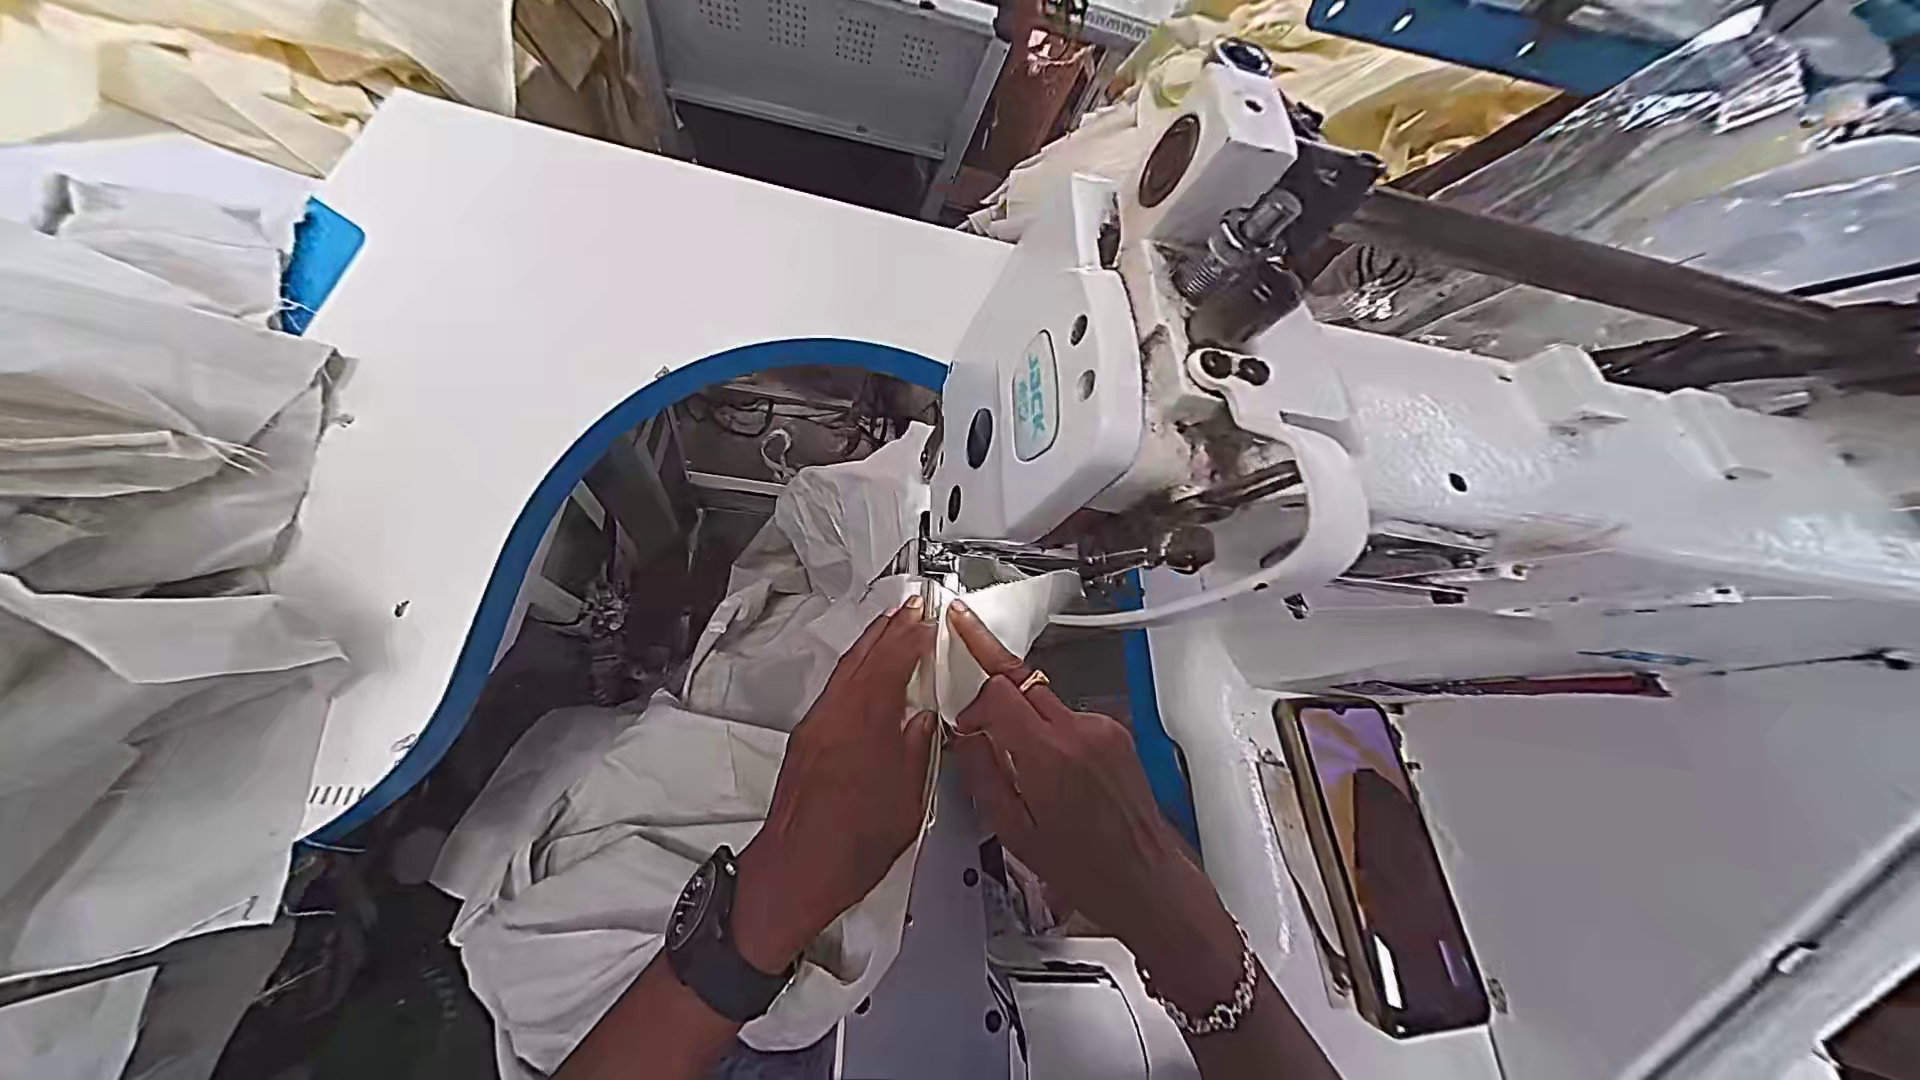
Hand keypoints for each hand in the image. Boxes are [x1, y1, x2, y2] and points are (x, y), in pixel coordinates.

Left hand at [731, 598, 937, 974]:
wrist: (792, 874)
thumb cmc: (849, 849)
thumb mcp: (905, 805)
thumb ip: (916, 753)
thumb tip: (922, 720)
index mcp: (866, 730)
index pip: (892, 666)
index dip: (912, 639)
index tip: (928, 619)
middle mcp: (837, 718)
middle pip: (867, 657)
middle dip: (892, 628)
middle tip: (912, 606)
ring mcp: (818, 724)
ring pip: (847, 667)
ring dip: (872, 640)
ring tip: (892, 623)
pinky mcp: (806, 736)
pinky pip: (835, 684)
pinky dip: (855, 664)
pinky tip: (866, 664)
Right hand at [947, 600, 1242, 1010]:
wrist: (1144, 878)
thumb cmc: (1084, 867)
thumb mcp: (1013, 829)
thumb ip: (981, 771)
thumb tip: (964, 737)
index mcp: (1048, 754)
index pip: (999, 688)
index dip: (973, 694)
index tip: (963, 705)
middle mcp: (1078, 730)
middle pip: (1022, 679)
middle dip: (992, 678)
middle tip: (970, 650)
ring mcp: (1101, 728)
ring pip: (1044, 696)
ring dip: (1022, 711)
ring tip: (1018, 752)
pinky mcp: (1114, 731)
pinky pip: (1068, 714)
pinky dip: (1051, 727)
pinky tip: (1052, 764)